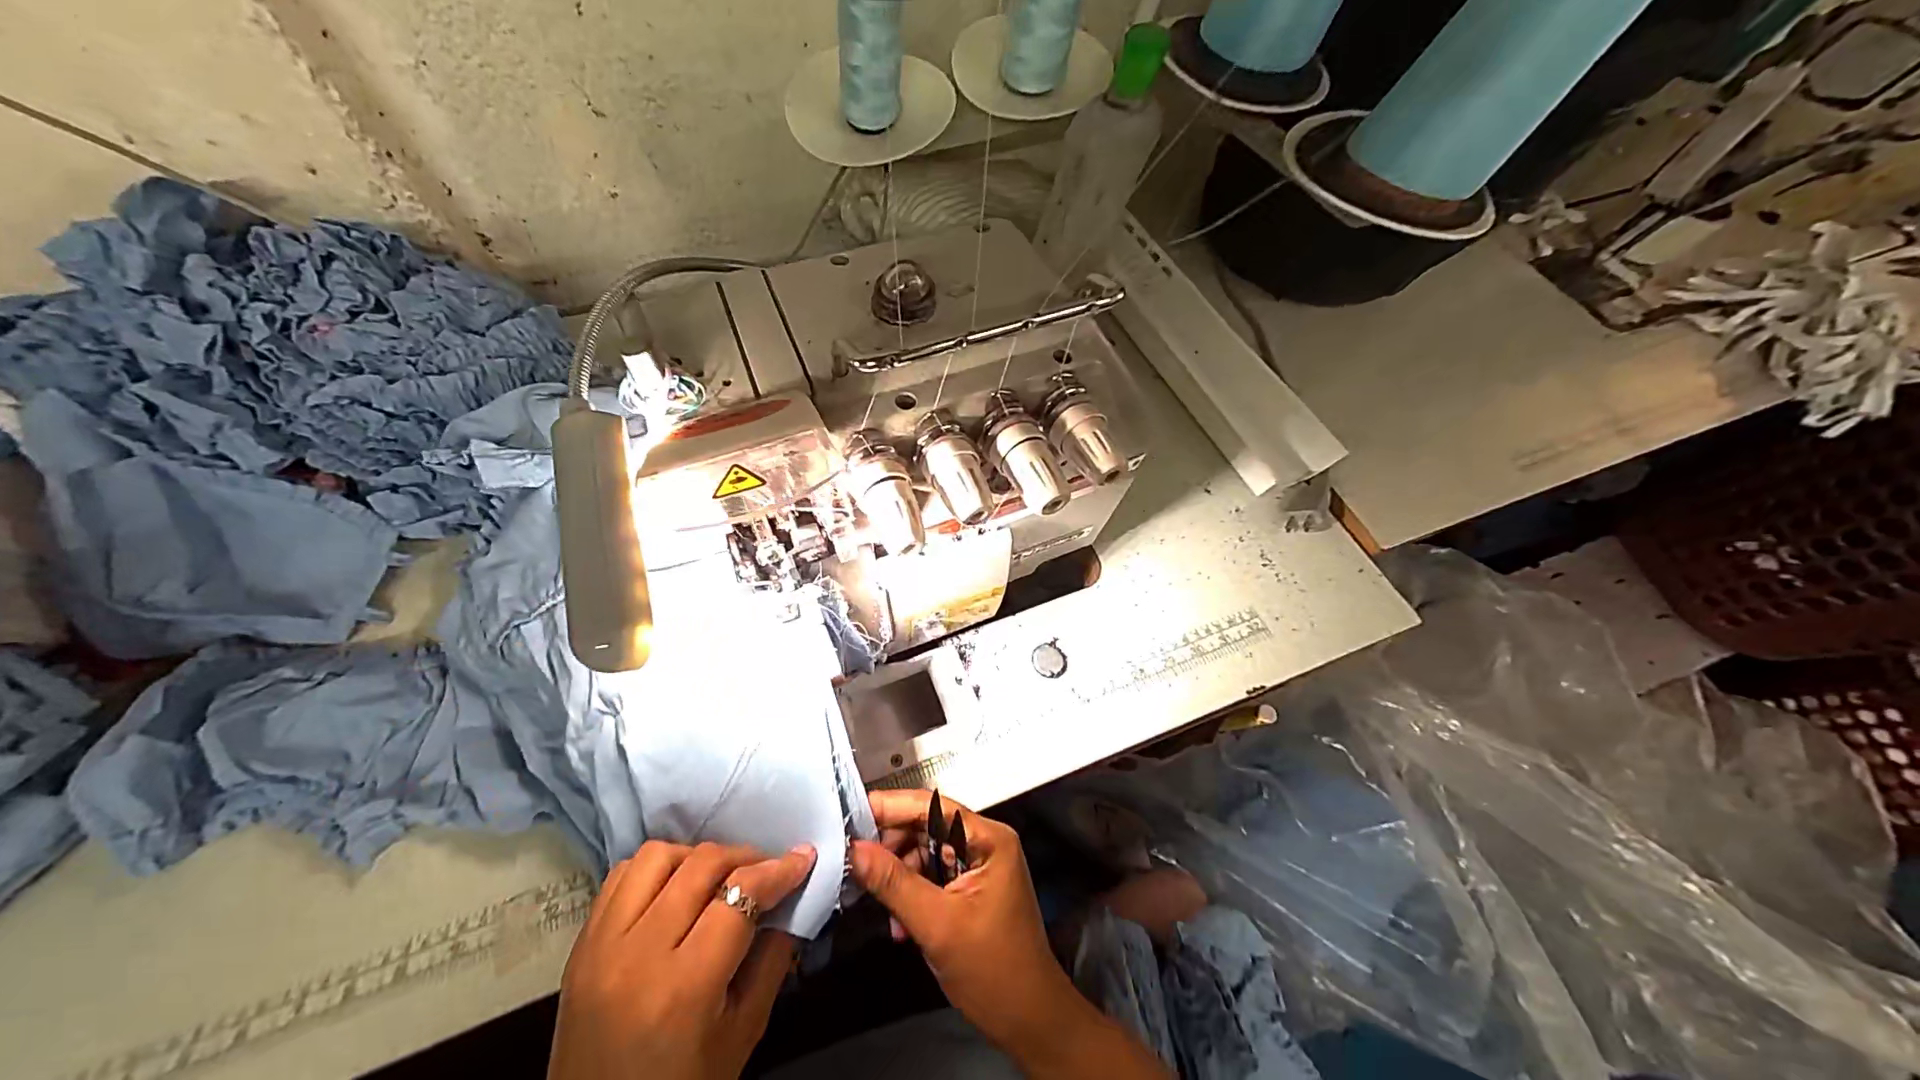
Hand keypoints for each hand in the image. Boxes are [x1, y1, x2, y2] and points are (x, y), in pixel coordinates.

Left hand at [549, 840, 816, 1079]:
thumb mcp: (744, 1031)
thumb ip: (773, 959)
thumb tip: (791, 899)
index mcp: (685, 986)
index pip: (741, 896)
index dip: (779, 870)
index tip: (803, 857)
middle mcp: (638, 954)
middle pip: (702, 866)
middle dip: (746, 857)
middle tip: (768, 869)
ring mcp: (601, 945)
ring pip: (658, 857)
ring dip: (697, 856)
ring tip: (718, 877)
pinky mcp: (581, 944)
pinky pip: (621, 877)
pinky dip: (656, 869)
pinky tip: (675, 887)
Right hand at [849, 791, 1168, 1078]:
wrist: (1029, 1019)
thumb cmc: (996, 972)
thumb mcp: (937, 924)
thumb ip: (893, 882)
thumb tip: (855, 850)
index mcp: (988, 839)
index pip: (929, 806)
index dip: (888, 807)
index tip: (850, 817)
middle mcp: (984, 843)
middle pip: (924, 826)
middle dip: (889, 847)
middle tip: (856, 864)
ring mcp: (977, 865)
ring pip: (923, 852)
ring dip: (897, 877)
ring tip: (880, 904)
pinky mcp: (969, 888)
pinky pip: (930, 876)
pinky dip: (910, 894)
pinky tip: (900, 924)